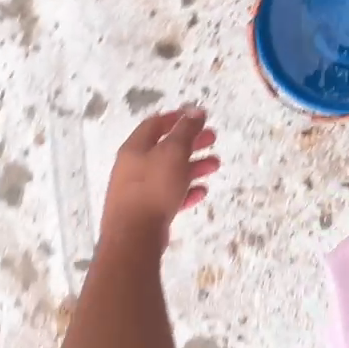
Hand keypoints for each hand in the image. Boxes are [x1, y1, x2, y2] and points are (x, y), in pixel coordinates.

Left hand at [101, 108, 219, 252]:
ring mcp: (138, 190)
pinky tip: (201, 191)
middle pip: (165, 148)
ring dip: (193, 165)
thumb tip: (195, 110)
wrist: (133, 237)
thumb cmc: (154, 187)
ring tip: (215, 165)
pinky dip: (185, 190)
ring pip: (170, 171)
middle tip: (212, 138)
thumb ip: (186, 130)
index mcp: (135, 148)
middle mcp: (133, 167)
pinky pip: (168, 194)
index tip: (197, 116)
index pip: (155, 124)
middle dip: (191, 142)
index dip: (176, 117)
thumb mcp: (174, 151)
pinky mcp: (145, 211)